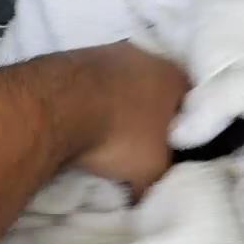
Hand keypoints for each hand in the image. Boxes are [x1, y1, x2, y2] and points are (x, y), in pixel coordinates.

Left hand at [31, 44, 188, 194]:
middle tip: (136, 139)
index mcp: (174, 77)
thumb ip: (158, 175)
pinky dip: (86, 97)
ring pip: (119, 81)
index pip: (188, 101)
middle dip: (146, 111)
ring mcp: (106, 52)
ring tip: (101, 130)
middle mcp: (146, 56)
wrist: (55, 108)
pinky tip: (77, 117)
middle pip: (153, 88)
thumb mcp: (150, 168)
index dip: (179, 125)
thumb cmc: (118, 134)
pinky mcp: (72, 55)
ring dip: (114, 102)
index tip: (167, 145)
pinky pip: (88, 81)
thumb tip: (145, 191)